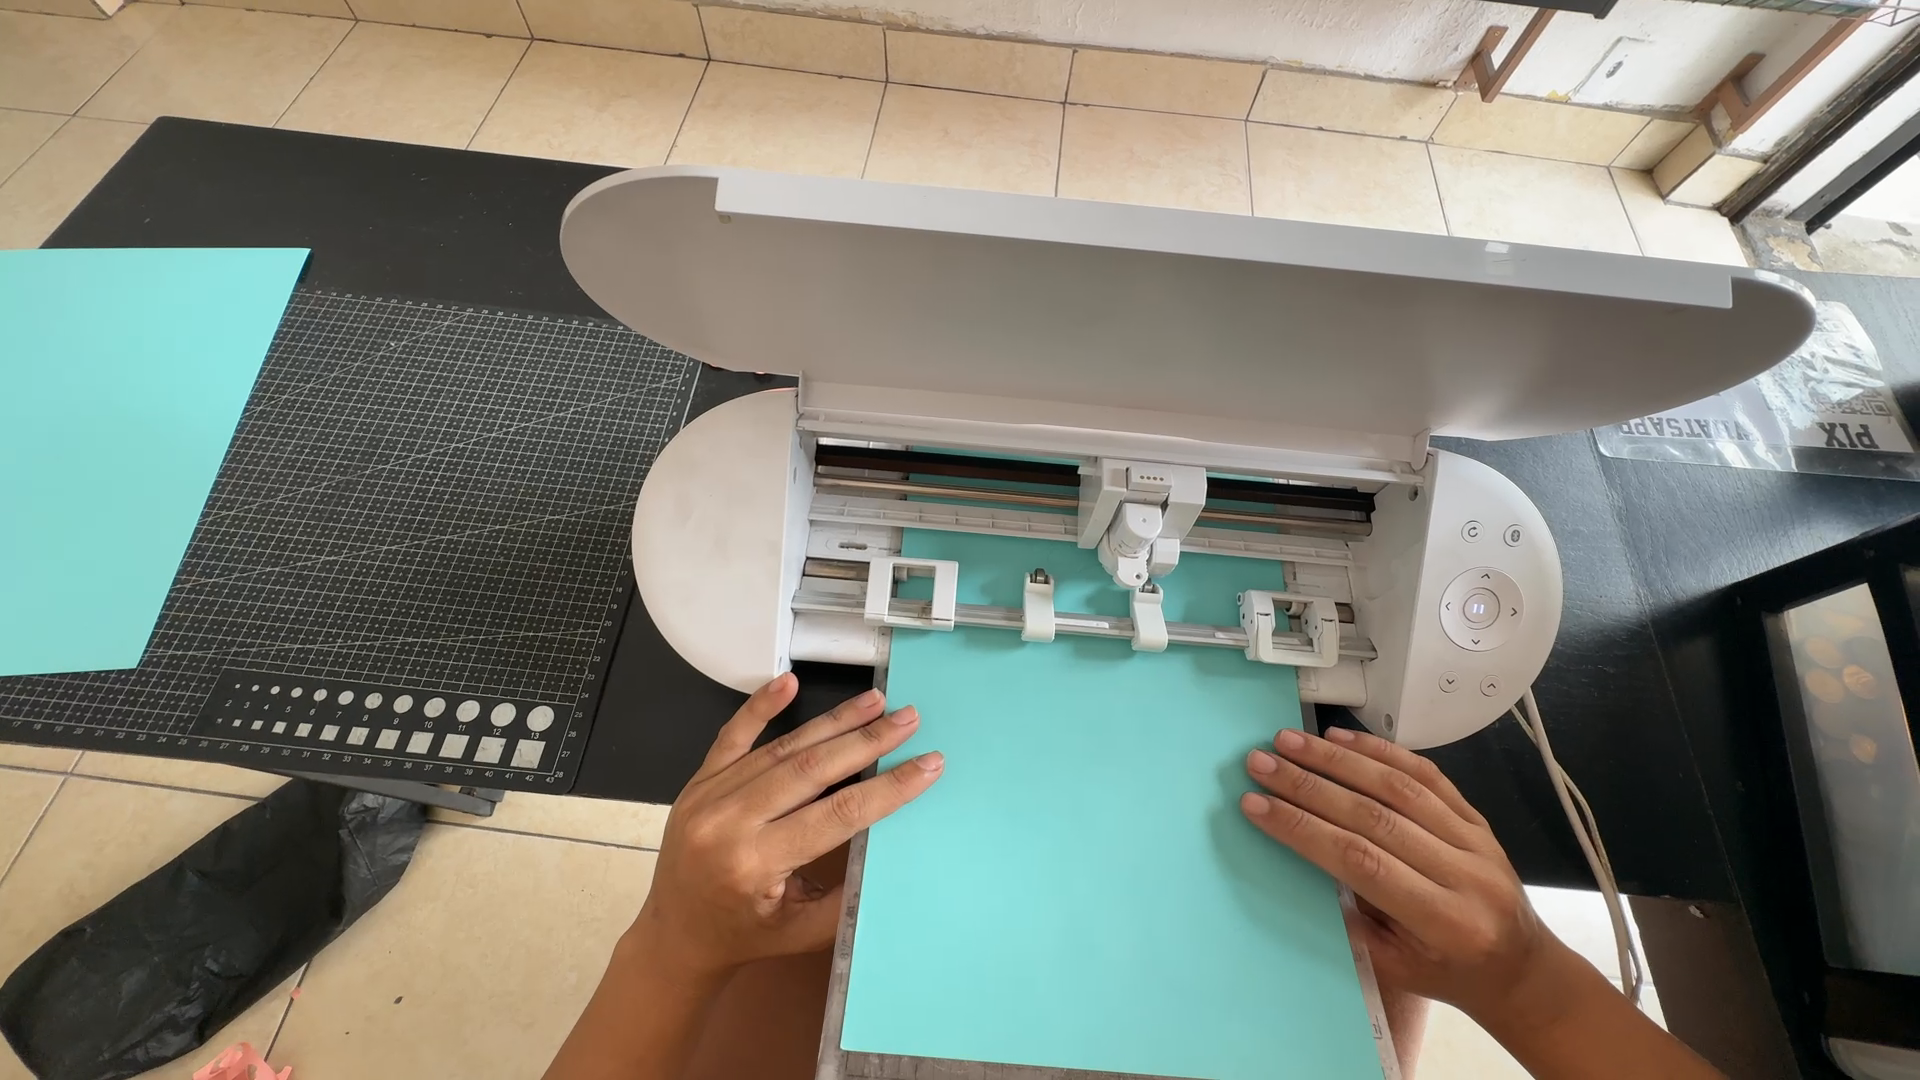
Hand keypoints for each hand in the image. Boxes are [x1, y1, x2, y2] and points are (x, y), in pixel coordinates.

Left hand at [627, 674, 943, 982]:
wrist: (672, 937)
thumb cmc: (745, 936)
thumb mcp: (802, 931)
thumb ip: (848, 893)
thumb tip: (894, 838)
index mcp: (757, 864)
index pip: (838, 815)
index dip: (888, 788)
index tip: (927, 764)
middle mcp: (730, 822)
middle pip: (812, 769)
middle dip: (868, 740)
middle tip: (908, 718)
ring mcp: (710, 795)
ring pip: (783, 747)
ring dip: (834, 720)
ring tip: (876, 701)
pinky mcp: (699, 780)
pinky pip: (733, 734)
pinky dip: (760, 705)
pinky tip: (788, 681)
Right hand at [1239, 727, 1560, 1025]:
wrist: (1523, 972)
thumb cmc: (1446, 973)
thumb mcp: (1392, 966)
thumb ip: (1347, 913)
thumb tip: (1295, 848)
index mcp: (1443, 922)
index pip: (1359, 861)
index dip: (1302, 829)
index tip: (1254, 804)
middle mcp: (1465, 876)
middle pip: (1373, 816)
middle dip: (1307, 785)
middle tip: (1261, 762)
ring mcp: (1476, 841)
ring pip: (1396, 786)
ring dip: (1335, 759)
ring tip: (1288, 741)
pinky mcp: (1477, 817)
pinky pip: (1426, 773)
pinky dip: (1379, 750)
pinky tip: (1340, 737)